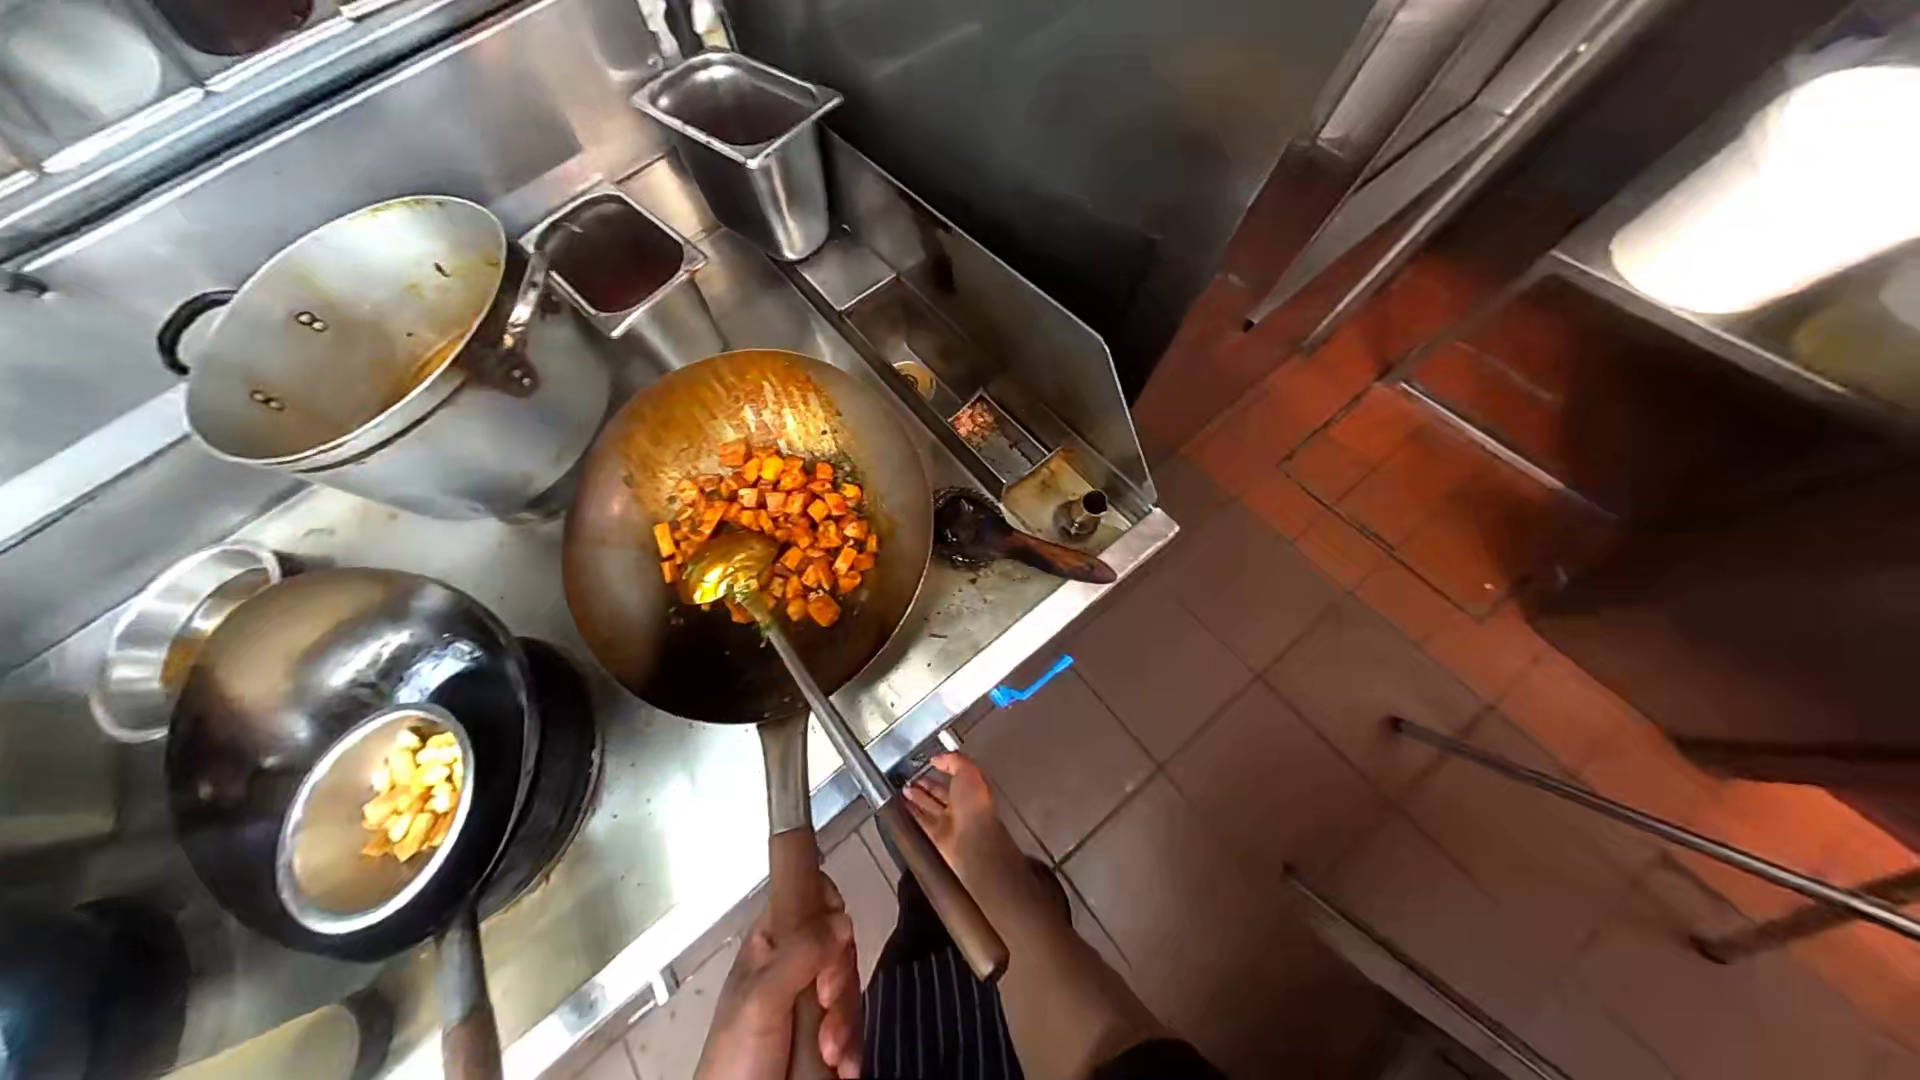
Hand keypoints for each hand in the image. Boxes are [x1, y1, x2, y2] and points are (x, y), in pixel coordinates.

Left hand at [693, 880, 862, 1079]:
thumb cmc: (736, 1062)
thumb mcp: (760, 1001)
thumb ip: (800, 953)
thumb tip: (843, 919)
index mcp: (770, 943)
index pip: (808, 895)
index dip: (828, 909)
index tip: (835, 938)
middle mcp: (794, 964)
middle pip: (839, 941)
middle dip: (841, 977)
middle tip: (826, 1003)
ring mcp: (812, 1001)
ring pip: (851, 983)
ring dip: (846, 1020)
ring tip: (829, 1054)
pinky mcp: (829, 1035)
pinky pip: (857, 1023)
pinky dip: (854, 1045)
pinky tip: (843, 1068)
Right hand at [902, 752, 999, 864]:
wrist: (971, 840)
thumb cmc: (972, 803)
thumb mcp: (968, 771)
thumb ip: (953, 760)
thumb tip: (937, 758)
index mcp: (973, 788)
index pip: (957, 774)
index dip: (944, 766)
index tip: (929, 760)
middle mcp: (962, 804)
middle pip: (940, 791)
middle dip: (926, 783)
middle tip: (909, 776)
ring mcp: (949, 821)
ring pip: (929, 805)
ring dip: (916, 796)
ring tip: (903, 787)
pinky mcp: (936, 835)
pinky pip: (922, 820)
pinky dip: (912, 812)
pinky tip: (901, 804)